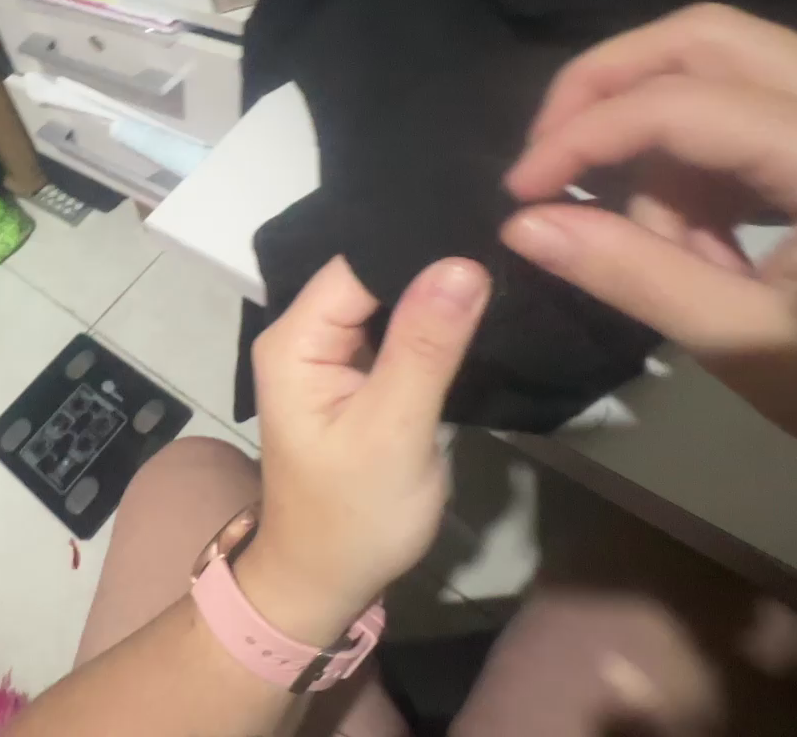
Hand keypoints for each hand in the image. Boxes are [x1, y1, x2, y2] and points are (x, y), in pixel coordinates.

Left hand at [237, 255, 490, 645]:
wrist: (327, 574)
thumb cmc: (353, 513)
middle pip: (367, 276)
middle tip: (502, 240)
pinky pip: (390, 329)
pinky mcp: (350, 372)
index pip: (354, 266)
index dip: (412, 244)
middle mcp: (301, 334)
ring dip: (430, 290)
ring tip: (498, 262)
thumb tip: (461, 263)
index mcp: (294, 339)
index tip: (479, 223)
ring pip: (382, 300)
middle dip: (426, 261)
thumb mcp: (394, 430)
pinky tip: (472, 305)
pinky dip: (426, 321)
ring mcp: (325, 353)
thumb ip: (425, 346)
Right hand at [500, 4, 796, 526]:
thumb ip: (629, 274)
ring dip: (654, 140)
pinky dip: (696, 160)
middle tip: (553, 158)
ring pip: (721, 69)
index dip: (576, 138)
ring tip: (659, 241)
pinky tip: (704, 237)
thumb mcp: (752, 346)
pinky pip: (751, 111)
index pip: (677, 103)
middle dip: (602, 88)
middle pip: (701, 38)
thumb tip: (521, 225)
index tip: (520, 195)